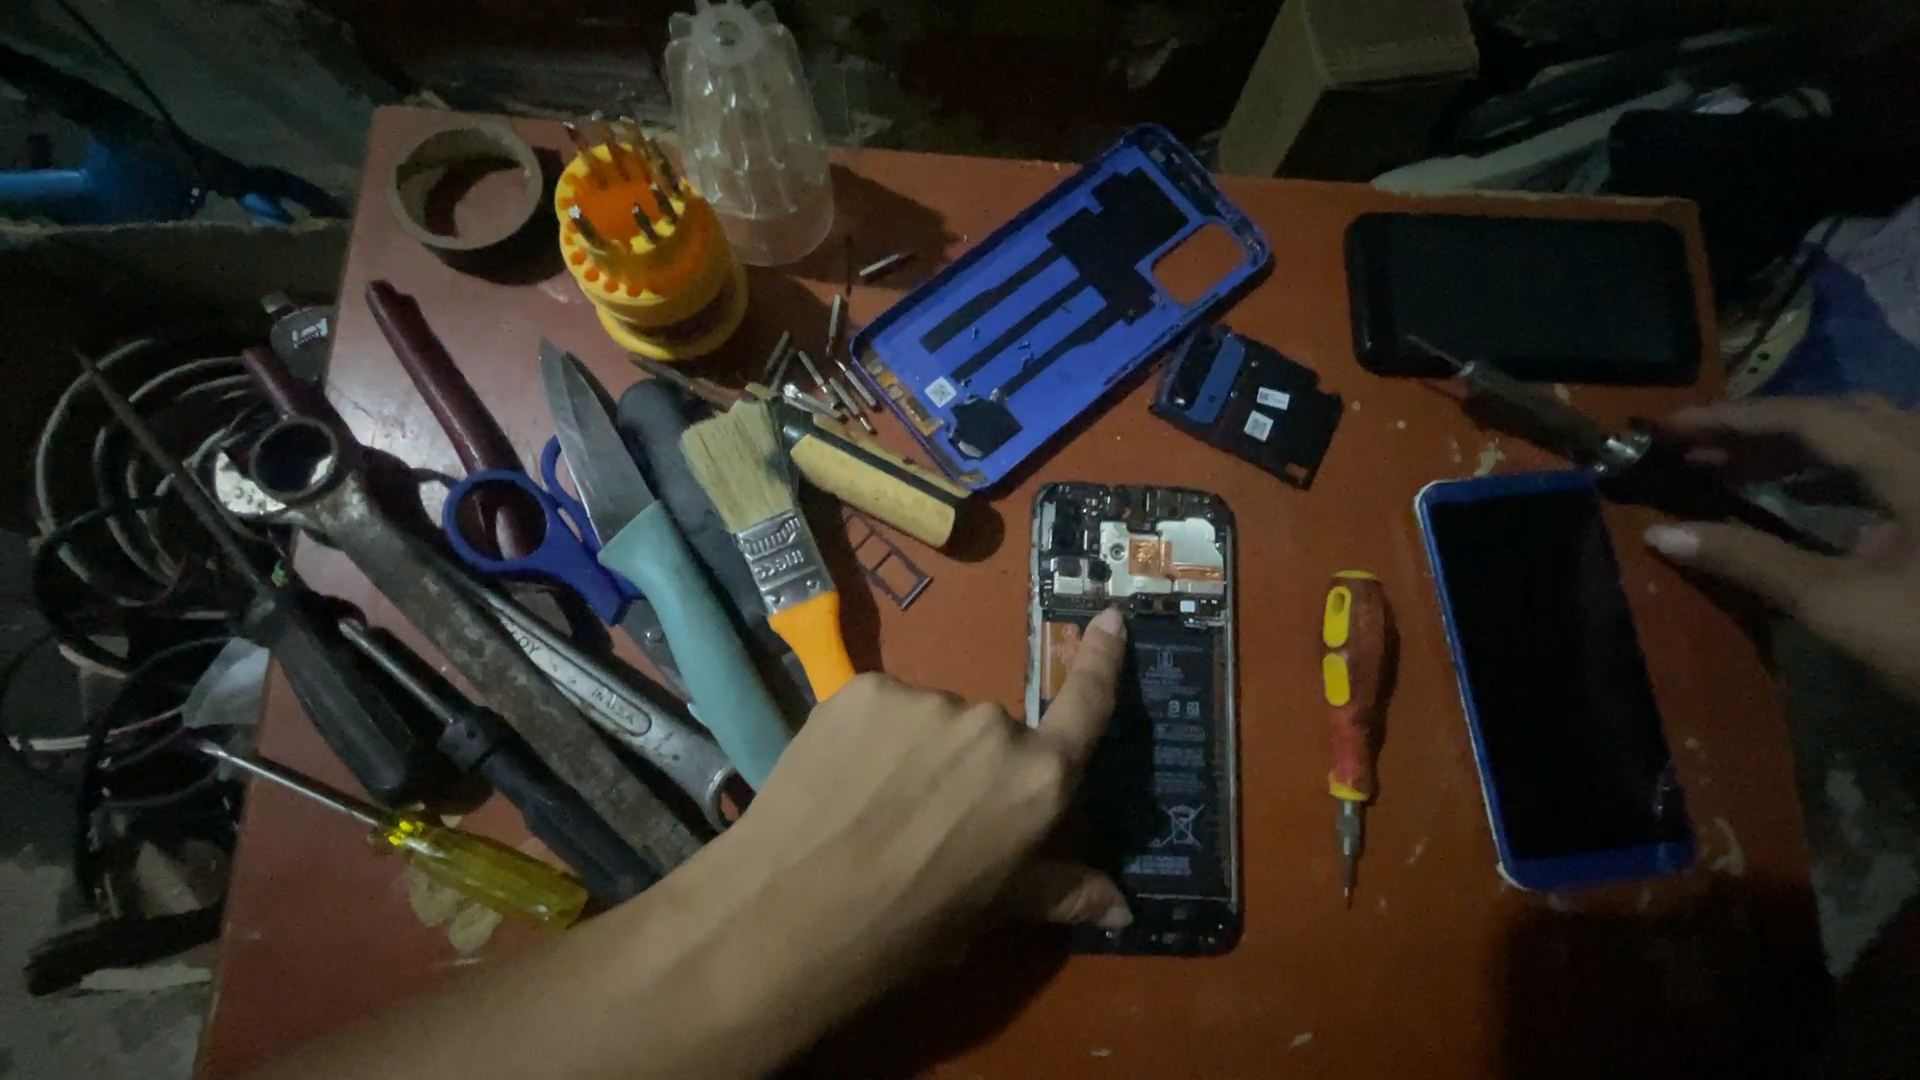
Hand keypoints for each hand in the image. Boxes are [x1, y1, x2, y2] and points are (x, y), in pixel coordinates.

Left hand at [702, 607, 1130, 1000]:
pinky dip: (871, 735)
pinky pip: (884, 706)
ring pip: (933, 717)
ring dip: (917, 749)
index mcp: (1035, 782)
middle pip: (992, 731)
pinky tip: (841, 777)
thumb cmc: (902, 932)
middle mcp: (990, 726)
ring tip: (873, 804)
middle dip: (970, 766)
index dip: (1101, 661)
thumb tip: (1123, 908)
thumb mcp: (988, 914)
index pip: (1083, 707)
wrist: (781, 919)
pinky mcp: (863, 686)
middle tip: (927, 818)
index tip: (1111, 617)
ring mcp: (923, 698)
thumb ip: (1059, 891)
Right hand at [1643, 397, 1919, 698]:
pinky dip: (1834, 472)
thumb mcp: (1840, 605)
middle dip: (1762, 428)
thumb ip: (1749, 561)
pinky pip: (1893, 468)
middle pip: (1847, 418)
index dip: (1735, 417)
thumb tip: (1658, 534)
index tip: (1669, 427)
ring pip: (1874, 439)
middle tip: (1694, 448)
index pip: (1814, 420)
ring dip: (1795, 448)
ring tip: (1731, 469)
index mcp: (1918, 473)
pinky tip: (1801, 497)